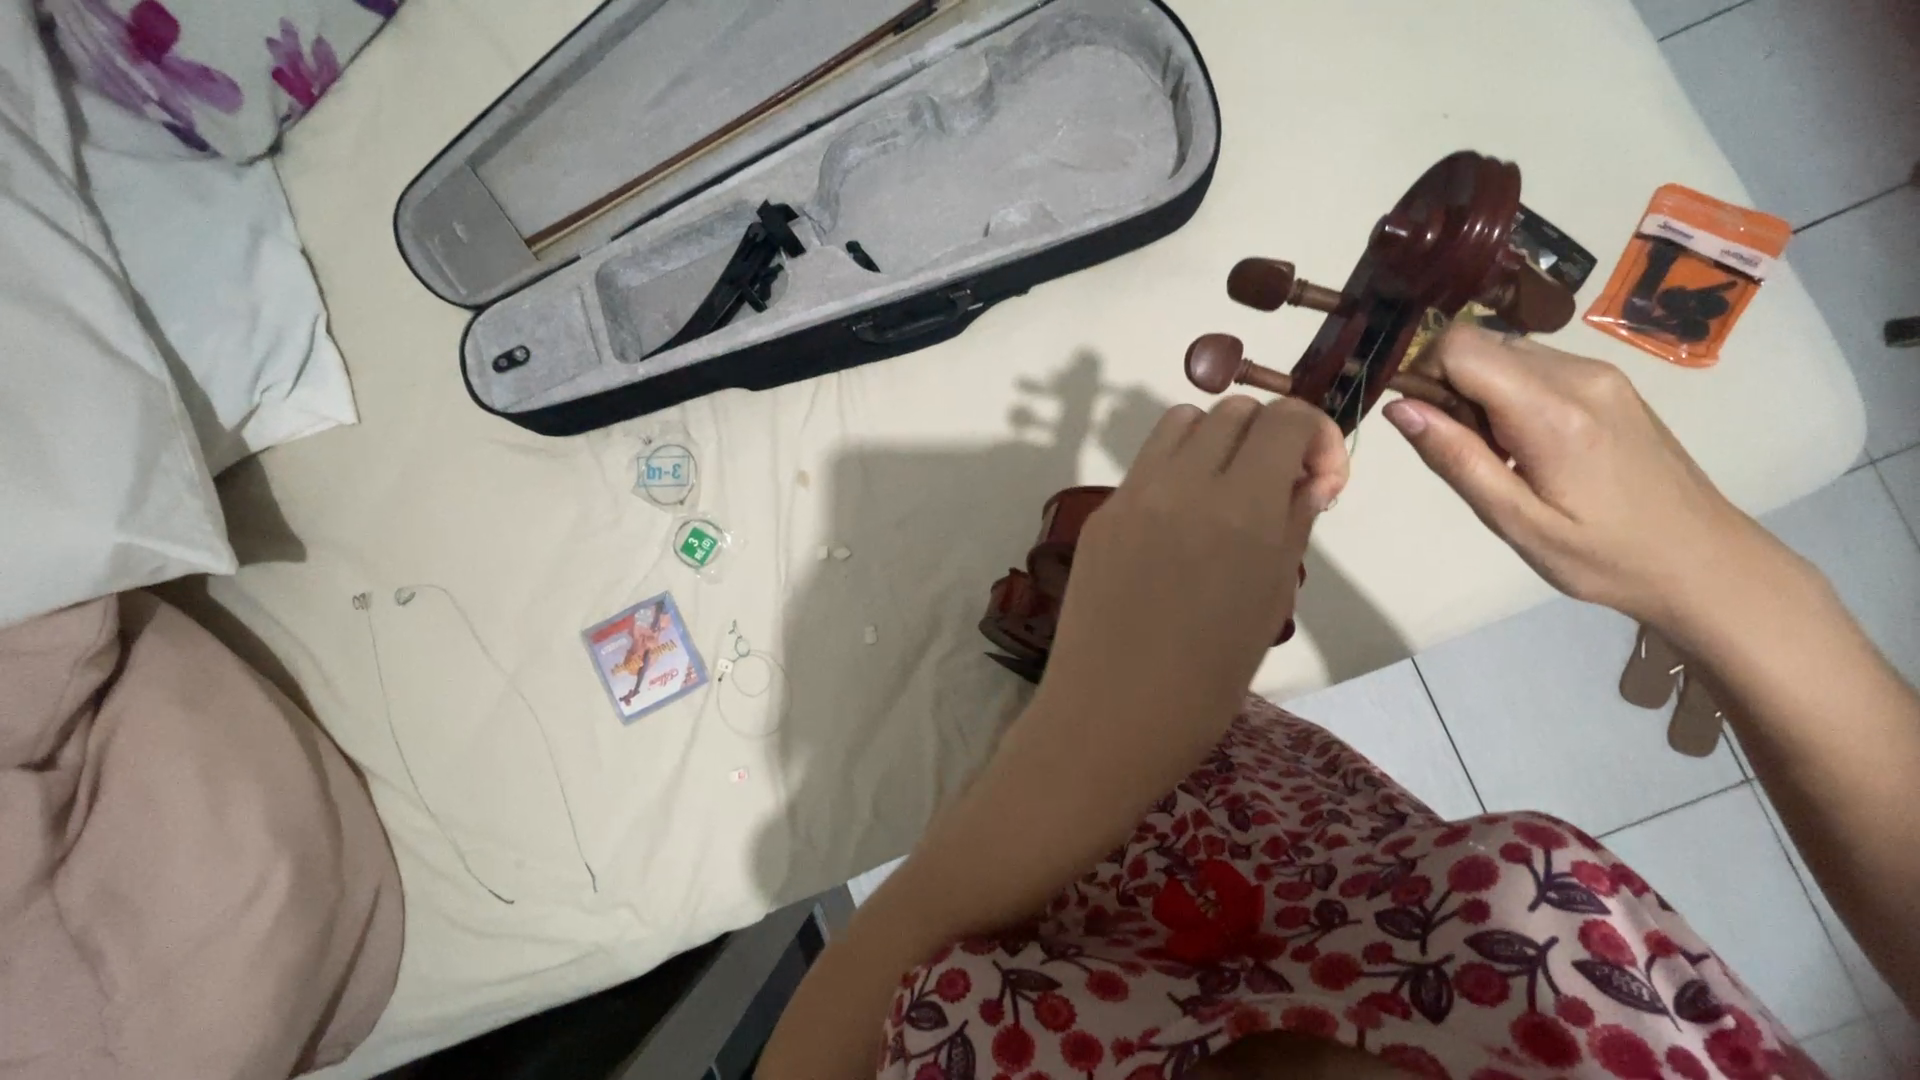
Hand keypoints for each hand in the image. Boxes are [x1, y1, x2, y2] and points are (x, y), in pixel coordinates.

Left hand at [1034, 395, 1347, 784]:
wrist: (1112, 714)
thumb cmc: (1207, 680)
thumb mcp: (1271, 602)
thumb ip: (1292, 526)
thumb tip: (1307, 481)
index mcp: (1243, 511)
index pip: (1287, 418)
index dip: (1316, 437)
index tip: (1319, 483)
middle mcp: (1185, 486)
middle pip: (1235, 411)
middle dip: (1269, 436)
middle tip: (1275, 488)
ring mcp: (1134, 496)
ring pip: (1183, 422)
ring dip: (1216, 441)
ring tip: (1225, 494)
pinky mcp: (1101, 514)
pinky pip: (1145, 464)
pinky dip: (1174, 471)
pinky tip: (1179, 523)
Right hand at [1382, 325, 1772, 627]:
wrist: (1702, 559)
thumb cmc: (1602, 555)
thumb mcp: (1515, 521)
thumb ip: (1455, 458)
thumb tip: (1398, 407)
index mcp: (1552, 412)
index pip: (1460, 347)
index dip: (1423, 373)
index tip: (1421, 422)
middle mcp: (1578, 375)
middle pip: (1478, 343)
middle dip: (1445, 384)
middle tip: (1460, 446)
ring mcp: (1599, 373)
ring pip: (1503, 350)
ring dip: (1474, 389)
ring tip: (1493, 450)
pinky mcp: (1607, 382)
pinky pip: (1532, 364)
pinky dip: (1504, 392)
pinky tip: (1520, 442)